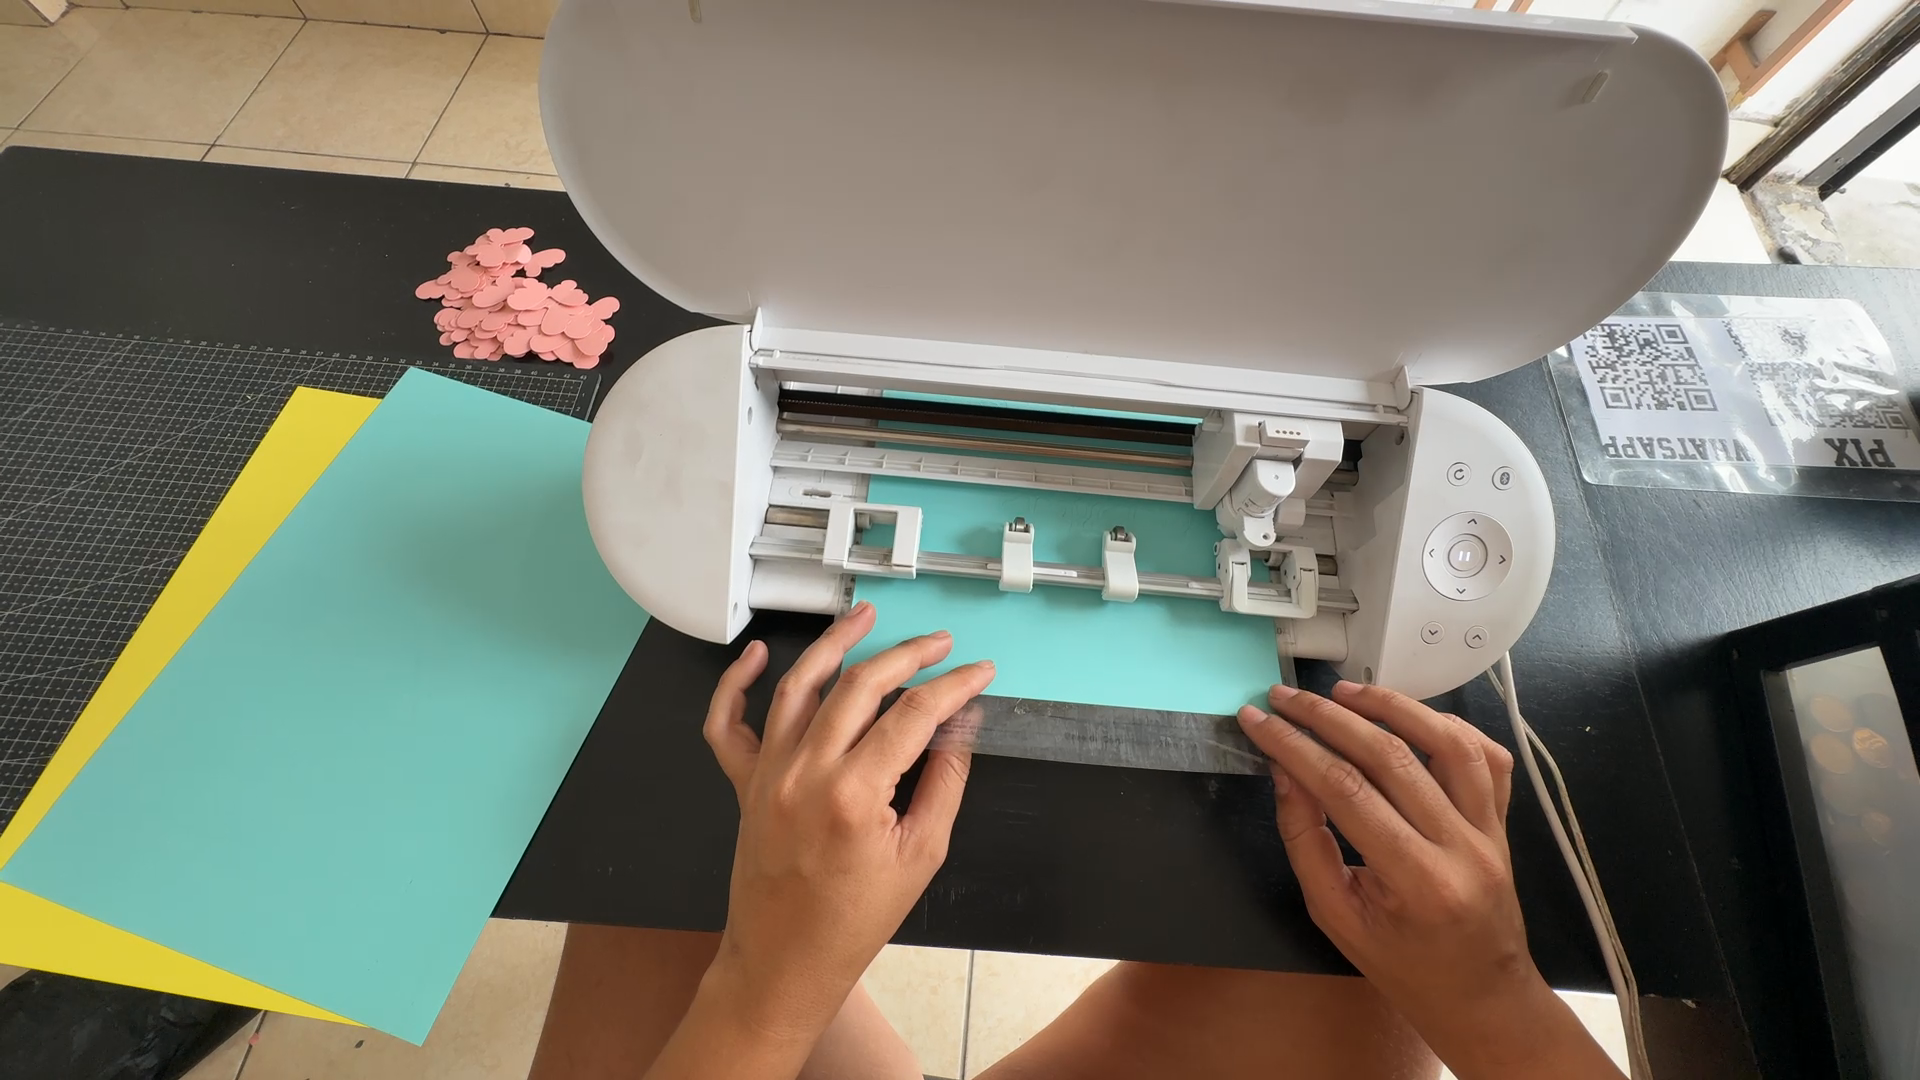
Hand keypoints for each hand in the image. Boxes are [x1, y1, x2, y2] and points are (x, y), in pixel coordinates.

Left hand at [700, 601, 994, 1043]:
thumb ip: (945, 779)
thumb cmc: (856, 920)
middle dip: (908, 655)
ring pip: (798, 685)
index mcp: (855, 795)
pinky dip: (734, 685)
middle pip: (861, 686)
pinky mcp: (743, 782)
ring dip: (834, 644)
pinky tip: (755, 655)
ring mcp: (768, 773)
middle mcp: (806, 772)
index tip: (978, 672)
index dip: (954, 686)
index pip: (915, 715)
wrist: (783, 965)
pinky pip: (727, 724)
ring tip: (864, 615)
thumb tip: (961, 722)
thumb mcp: (922, 855)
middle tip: (939, 643)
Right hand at [1237, 681, 1622, 1079]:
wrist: (1481, 996)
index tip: (1255, 718)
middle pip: (1390, 756)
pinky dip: (1446, 724)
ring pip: (1448, 742)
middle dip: (1326, 717)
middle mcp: (1462, 847)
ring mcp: (1491, 830)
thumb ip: (1304, 836)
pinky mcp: (1503, 820)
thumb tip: (1283, 768)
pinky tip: (1404, 714)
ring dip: (1390, 705)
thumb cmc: (1399, 963)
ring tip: (1342, 691)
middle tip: (1283, 696)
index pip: (1344, 788)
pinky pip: (1486, 756)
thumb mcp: (1332, 911)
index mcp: (1416, 880)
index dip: (1292, 745)